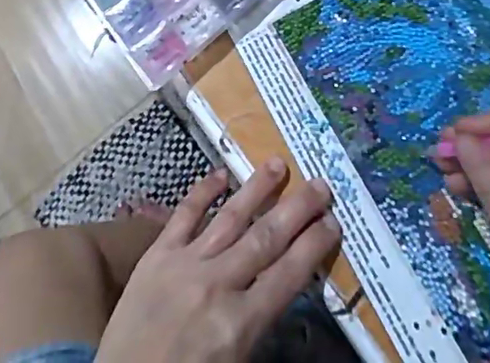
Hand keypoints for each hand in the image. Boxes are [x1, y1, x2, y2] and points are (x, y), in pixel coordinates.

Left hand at [95, 159, 341, 362]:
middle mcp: (217, 285)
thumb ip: (258, 325)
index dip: (313, 245)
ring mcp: (185, 263)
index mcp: (240, 324)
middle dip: (298, 210)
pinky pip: (184, 214)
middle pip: (266, 238)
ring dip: (258, 188)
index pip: (288, 275)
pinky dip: (203, 190)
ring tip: (278, 163)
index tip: (333, 222)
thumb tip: (281, 284)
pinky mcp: (156, 254)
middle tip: (320, 184)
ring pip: (230, 217)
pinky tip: (221, 172)